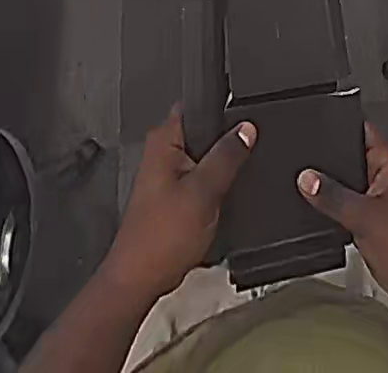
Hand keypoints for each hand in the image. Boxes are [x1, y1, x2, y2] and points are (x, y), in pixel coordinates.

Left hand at [102, 105, 254, 301]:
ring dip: (222, 164)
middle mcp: (163, 151)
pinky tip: (226, 194)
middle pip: (206, 130)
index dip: (223, 107)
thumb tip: (247, 129)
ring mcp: (168, 172)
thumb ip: (227, 156)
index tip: (246, 114)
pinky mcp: (175, 193)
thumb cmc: (161, 237)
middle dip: (227, 139)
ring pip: (206, 155)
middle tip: (247, 149)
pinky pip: (203, 175)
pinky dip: (215, 182)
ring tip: (236, 175)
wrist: (140, 282)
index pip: (197, 104)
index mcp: (164, 139)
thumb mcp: (204, 191)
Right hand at [298, 123, 387, 314]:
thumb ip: (333, 196)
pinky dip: (333, 207)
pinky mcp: (370, 220)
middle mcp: (383, 176)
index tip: (313, 124)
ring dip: (330, 186)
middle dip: (328, 158)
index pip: (361, 129)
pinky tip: (319, 213)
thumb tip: (307, 178)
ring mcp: (376, 198)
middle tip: (303, 160)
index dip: (339, 123)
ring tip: (308, 187)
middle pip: (349, 155)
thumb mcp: (365, 217)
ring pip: (346, 182)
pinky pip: (345, 204)